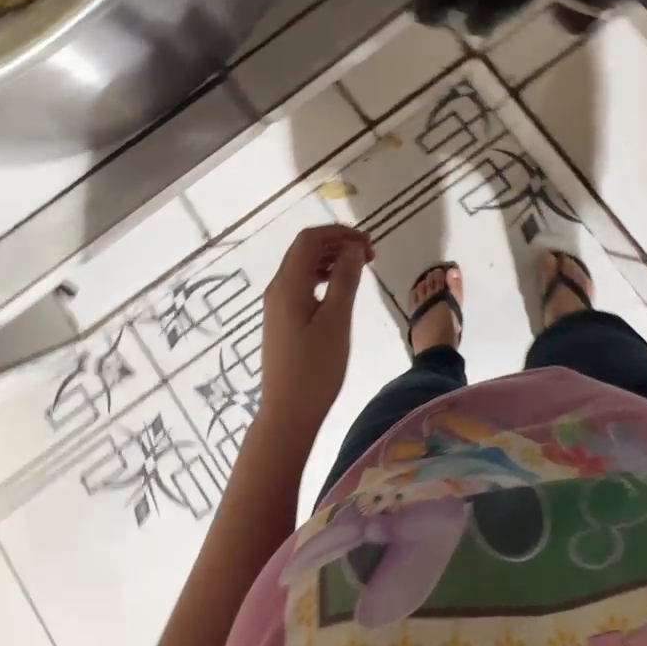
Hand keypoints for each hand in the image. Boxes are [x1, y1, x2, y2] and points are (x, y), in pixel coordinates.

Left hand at [258, 225, 371, 440]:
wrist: (288, 413)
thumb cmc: (315, 369)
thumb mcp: (336, 321)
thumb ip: (344, 279)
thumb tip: (353, 247)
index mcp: (287, 284)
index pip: (309, 239)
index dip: (339, 233)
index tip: (368, 243)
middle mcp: (277, 288)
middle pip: (304, 249)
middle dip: (336, 244)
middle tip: (370, 255)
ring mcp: (276, 304)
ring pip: (302, 267)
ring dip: (330, 260)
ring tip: (360, 269)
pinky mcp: (281, 320)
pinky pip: (301, 284)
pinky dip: (322, 278)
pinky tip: (340, 289)